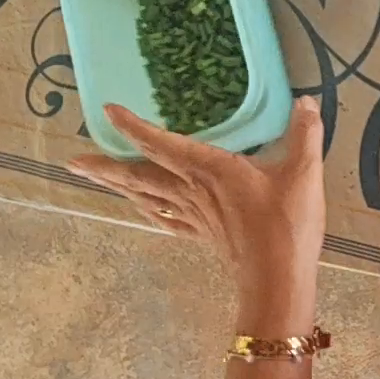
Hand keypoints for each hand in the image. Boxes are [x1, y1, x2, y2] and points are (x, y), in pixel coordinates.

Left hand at [68, 98, 326, 334]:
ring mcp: (194, 216)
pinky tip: (139, 208)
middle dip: (106, 166)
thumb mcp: (304, 173)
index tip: (108, 110)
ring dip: (117, 185)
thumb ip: (305, 133)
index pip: (163, 144)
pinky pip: (164, 219)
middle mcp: (194, 191)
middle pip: (140, 176)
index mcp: (212, 169)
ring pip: (146, 197)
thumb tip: (306, 99)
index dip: (135, 127)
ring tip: (93, 176)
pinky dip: (145, 210)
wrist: (278, 279)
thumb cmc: (288, 224)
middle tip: (73, 160)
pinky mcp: (201, 235)